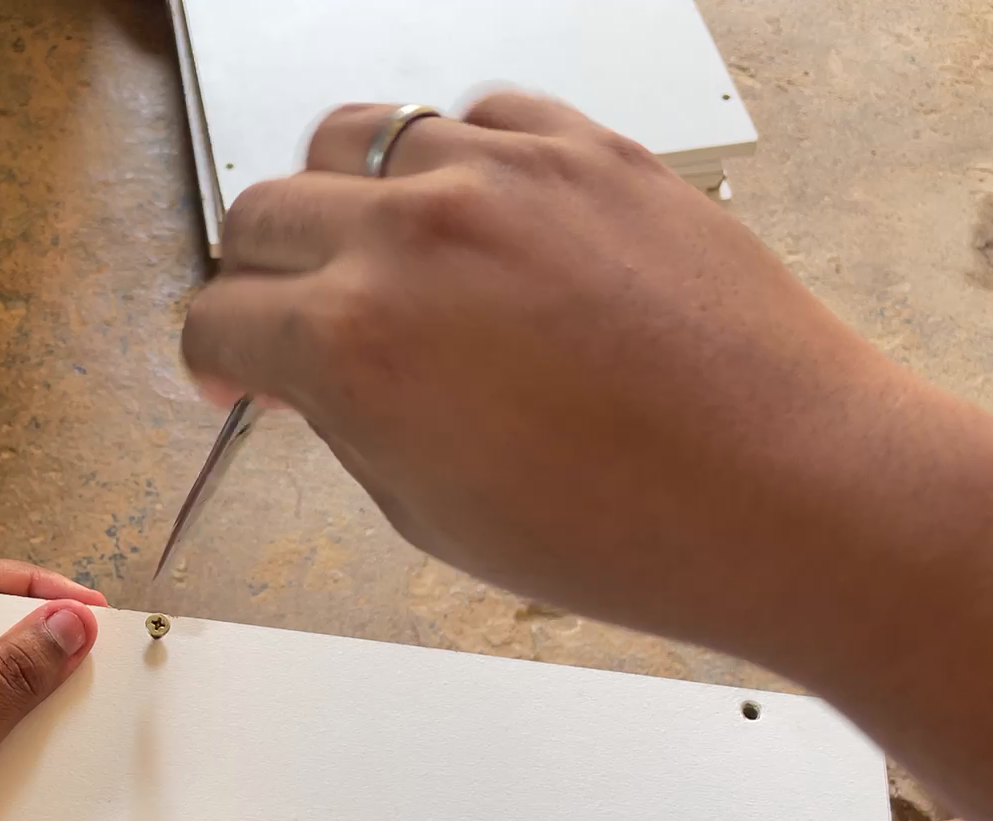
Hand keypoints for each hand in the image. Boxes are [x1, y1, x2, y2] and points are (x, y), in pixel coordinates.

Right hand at [180, 94, 992, 669]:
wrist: (784, 492)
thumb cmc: (599, 531)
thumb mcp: (416, 505)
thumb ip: (335, 417)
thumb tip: (295, 370)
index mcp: (350, 346)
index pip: (214, 321)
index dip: (208, 359)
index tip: (228, 377)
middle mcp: (407, 237)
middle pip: (254, 215)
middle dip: (249, 277)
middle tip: (283, 321)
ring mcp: (500, 175)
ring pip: (348, 136)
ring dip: (330, 202)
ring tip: (367, 257)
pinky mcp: (585, 148)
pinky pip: (468, 116)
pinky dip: (439, 164)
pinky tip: (464, 223)